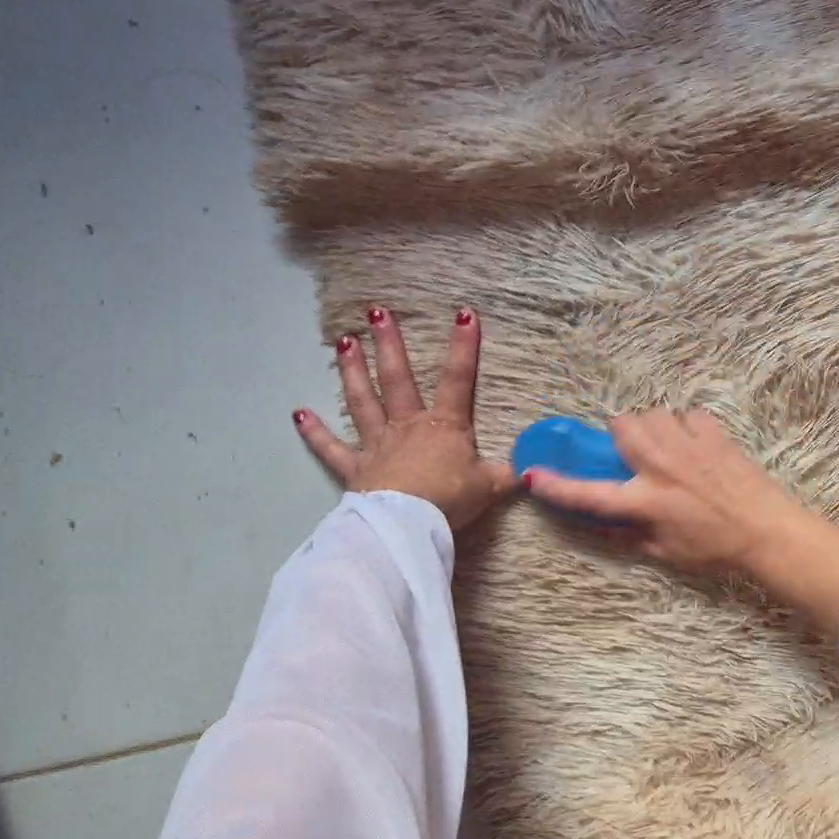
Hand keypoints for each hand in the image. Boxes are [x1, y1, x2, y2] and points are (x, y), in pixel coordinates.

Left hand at [293, 306, 518, 530]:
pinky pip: (331, 448)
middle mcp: (408, 425)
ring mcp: (378, 444)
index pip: (459, 379)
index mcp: (445, 425)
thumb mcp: (492, 486)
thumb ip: (512, 472)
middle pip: (398, 378)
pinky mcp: (355, 468)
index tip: (463, 313)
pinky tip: (299, 414)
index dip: (463, 346)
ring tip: (345, 342)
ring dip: (352, 371)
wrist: (406, 525)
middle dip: (389, 344)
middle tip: (376, 313)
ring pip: (363, 401)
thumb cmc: (451, 499)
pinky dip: (315, 432)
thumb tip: (540, 466)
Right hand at [524, 409, 806, 571]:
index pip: (590, 494)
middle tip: (633, 451)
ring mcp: (689, 446)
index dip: (557, 485)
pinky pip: (689, 414)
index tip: (533, 474)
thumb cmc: (716, 549)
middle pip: (623, 426)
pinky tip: (695, 443)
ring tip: (667, 446)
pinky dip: (687, 425)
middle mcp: (662, 468)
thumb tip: (601, 521)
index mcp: (646, 502)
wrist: (766, 530)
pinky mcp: (715, 435)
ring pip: (654, 413)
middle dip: (621, 434)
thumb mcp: (666, 552)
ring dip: (653, 427)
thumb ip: (629, 534)